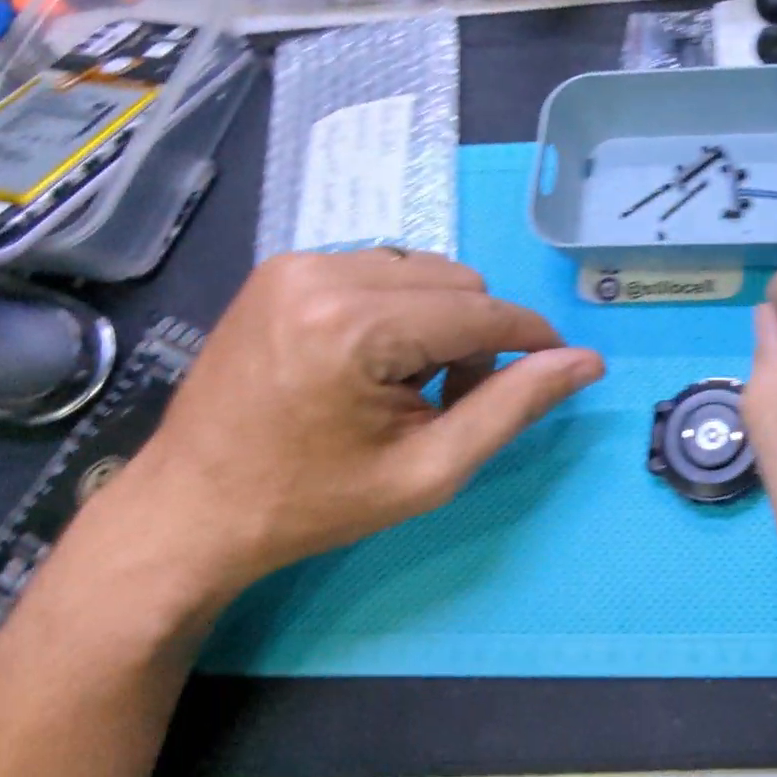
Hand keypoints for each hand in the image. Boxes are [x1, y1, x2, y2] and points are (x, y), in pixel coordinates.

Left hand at [117, 250, 604, 594]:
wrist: (189, 512)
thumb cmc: (314, 504)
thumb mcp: (431, 470)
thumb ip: (516, 406)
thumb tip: (588, 361)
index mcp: (356, 326)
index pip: (481, 312)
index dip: (531, 339)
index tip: (556, 367)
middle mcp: (323, 273)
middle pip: (459, 282)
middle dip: (476, 338)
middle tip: (448, 401)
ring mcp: (295, 264)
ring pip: (425, 271)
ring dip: (441, 321)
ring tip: (407, 383)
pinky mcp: (282, 269)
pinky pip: (383, 270)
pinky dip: (402, 308)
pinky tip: (373, 359)